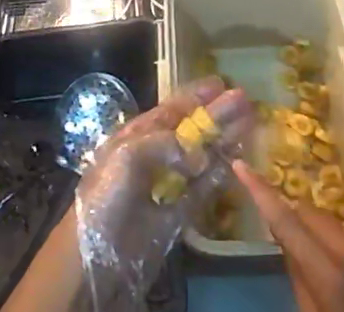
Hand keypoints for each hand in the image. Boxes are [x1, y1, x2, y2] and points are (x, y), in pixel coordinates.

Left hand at [72, 78, 252, 298]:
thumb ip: (165, 143)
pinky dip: (223, 172)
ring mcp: (170, 183)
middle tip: (245, 100)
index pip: (172, 109)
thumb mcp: (126, 156)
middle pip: (193, 129)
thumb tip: (199, 153)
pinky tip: (238, 158)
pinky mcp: (180, 212)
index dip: (196, 96)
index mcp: (139, 135)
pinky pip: (206, 187)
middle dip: (218, 114)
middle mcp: (157, 154)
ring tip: (250, 123)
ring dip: (225, 138)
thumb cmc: (105, 196)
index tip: (221, 84)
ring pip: (204, 155)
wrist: (93, 258)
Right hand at [234, 161, 343, 311]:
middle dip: (292, 215)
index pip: (288, 223)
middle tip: (278, 234)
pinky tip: (337, 273)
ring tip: (310, 262)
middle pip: (312, 214)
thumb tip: (287, 245)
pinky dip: (336, 246)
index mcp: (332, 275)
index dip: (261, 193)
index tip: (241, 165)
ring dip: (315, 234)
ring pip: (333, 225)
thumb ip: (300, 285)